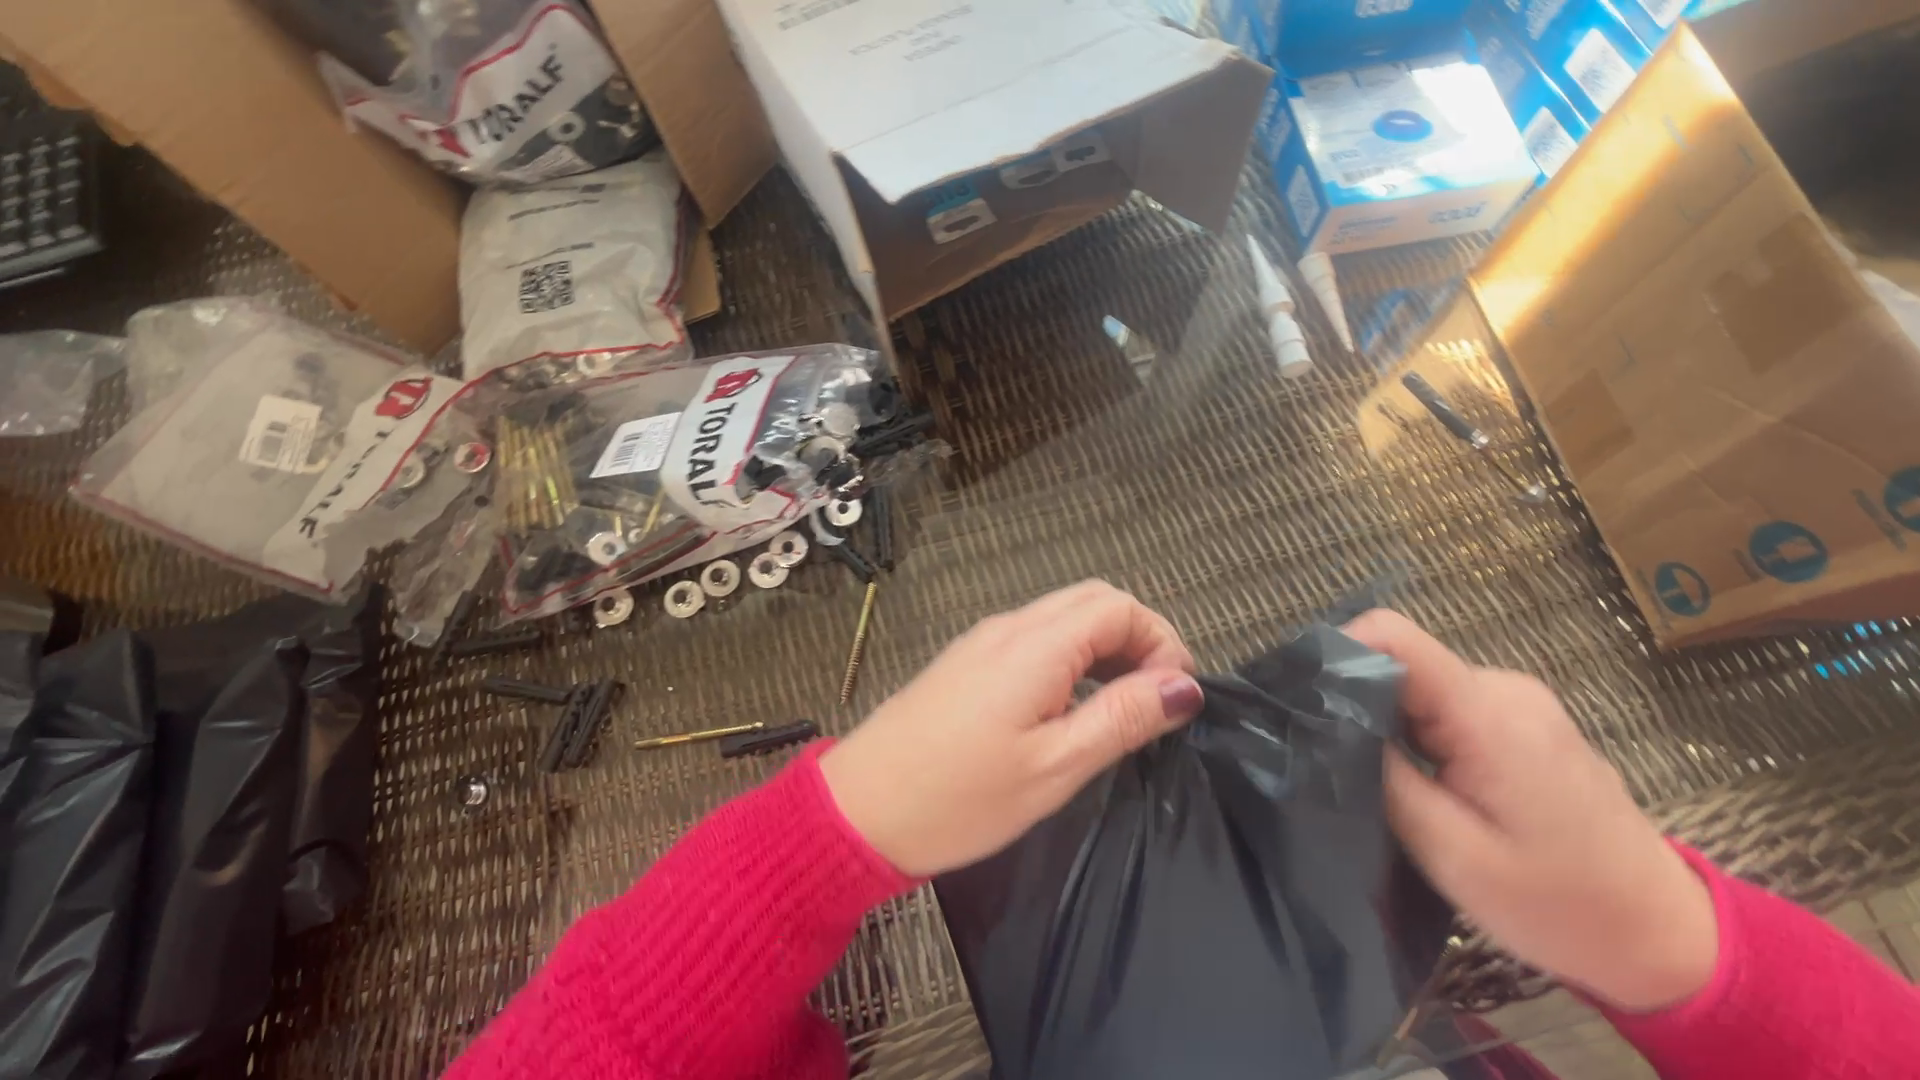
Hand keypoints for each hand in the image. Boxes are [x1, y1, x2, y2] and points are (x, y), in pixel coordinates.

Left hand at [820, 580, 1204, 877]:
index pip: (1119, 606)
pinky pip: (1033, 640)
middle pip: (1091, 602)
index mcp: (1034, 646)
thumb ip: (1121, 718)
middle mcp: (1007, 628)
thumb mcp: (1055, 767)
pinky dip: (1070, 658)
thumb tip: (1184, 684)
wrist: (859, 810)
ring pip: (1061, 619)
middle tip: (1154, 700)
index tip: (1176, 697)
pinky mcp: (965, 663)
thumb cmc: (960, 799)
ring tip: (1122, 708)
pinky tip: (1072, 707)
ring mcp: (981, 642)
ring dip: (1104, 648)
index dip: (1161, 640)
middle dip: (1137, 638)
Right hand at [1346, 610, 1718, 1012]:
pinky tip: (1414, 779)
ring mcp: (1518, 701)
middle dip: (1355, 700)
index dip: (1334, 652)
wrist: (1665, 935)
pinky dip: (1415, 731)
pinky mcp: (1521, 720)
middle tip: (1332, 760)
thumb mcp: (1452, 853)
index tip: (1301, 699)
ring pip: (1419, 685)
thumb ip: (1385, 777)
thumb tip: (1328, 722)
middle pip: (1400, 660)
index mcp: (1489, 713)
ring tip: (1373, 779)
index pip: (1392, 636)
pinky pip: (1445, 703)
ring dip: (1386, 722)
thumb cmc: (1558, 904)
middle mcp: (1505, 689)